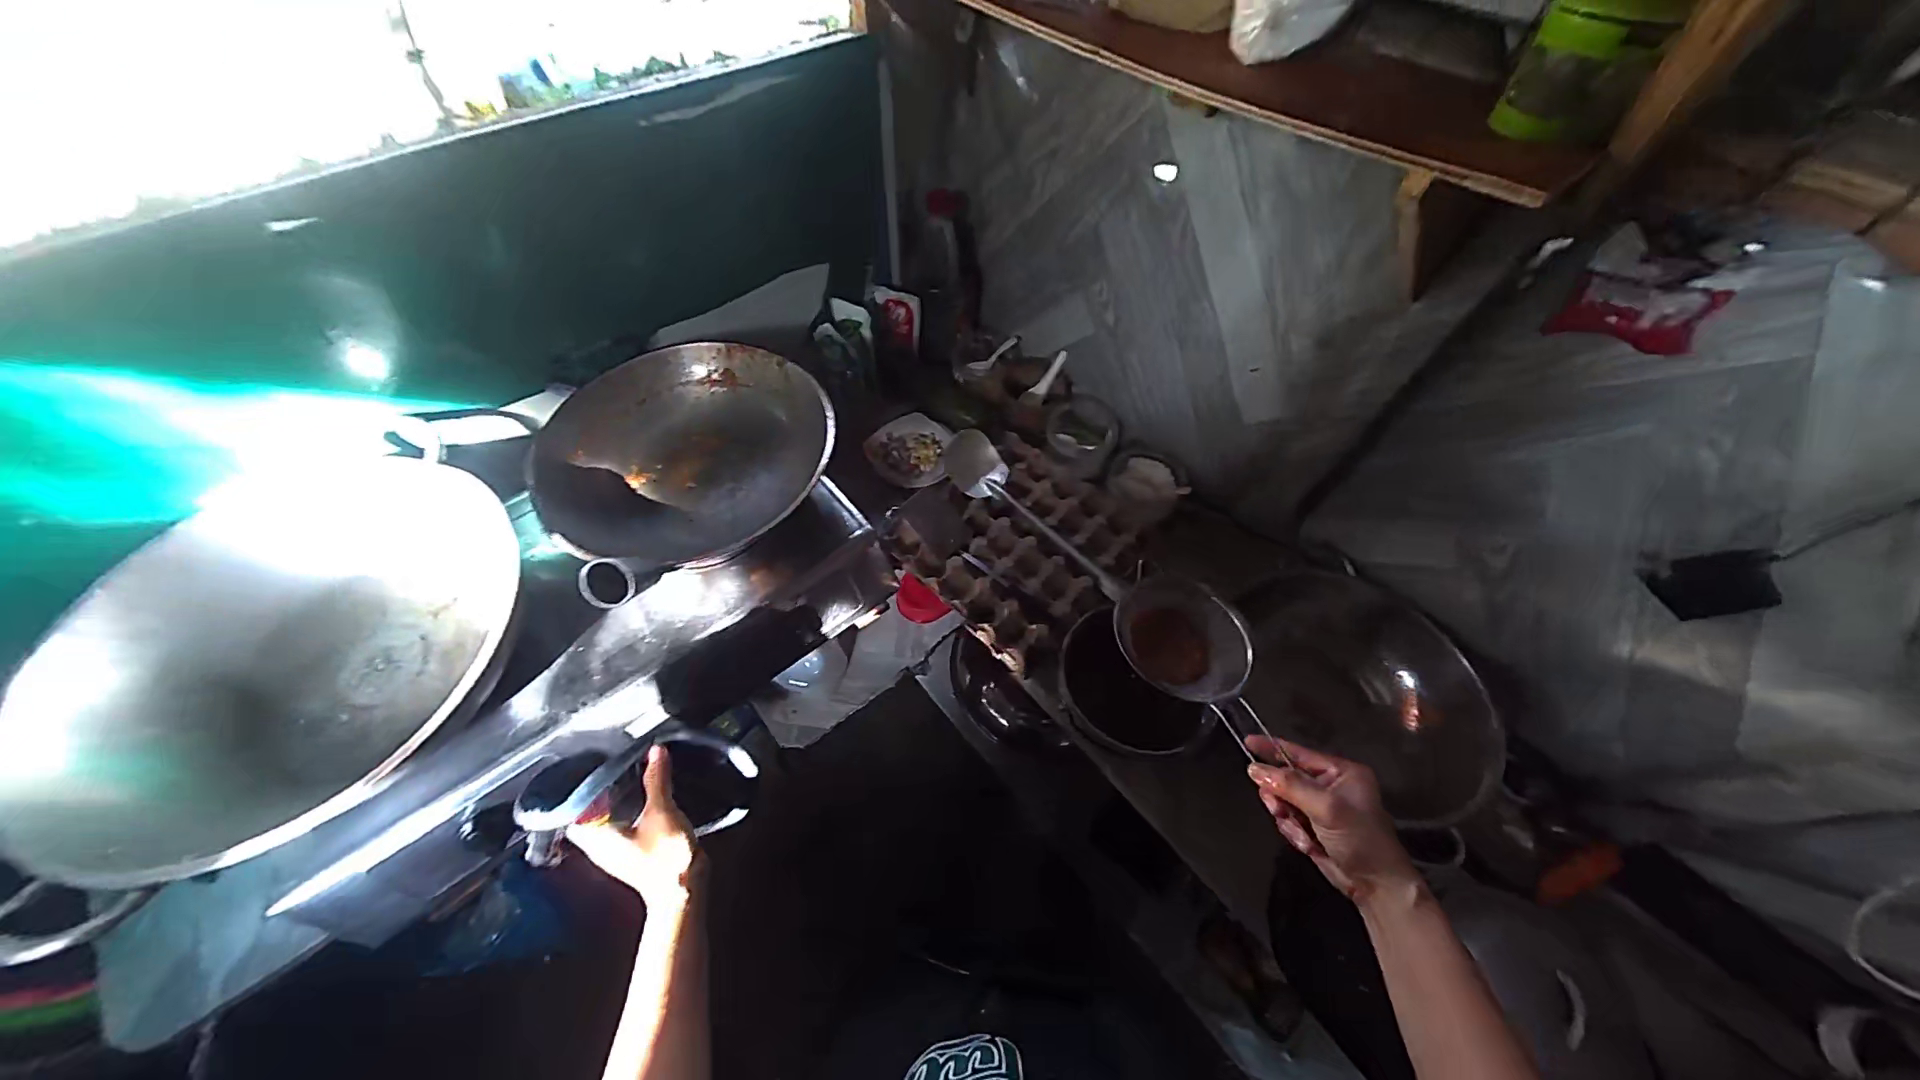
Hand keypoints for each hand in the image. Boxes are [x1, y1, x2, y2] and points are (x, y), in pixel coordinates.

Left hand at [568, 745, 702, 909]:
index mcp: (596, 836)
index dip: (578, 785)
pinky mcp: (633, 851)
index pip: (573, 808)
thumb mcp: (662, 811)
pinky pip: (624, 825)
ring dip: (617, 798)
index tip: (589, 763)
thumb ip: (657, 780)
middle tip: (612, 762)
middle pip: (590, 812)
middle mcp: (599, 844)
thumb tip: (655, 751)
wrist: (684, 889)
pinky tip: (645, 797)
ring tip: (629, 773)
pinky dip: (631, 809)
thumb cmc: (664, 856)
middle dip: (601, 788)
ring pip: (607, 819)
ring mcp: (615, 850)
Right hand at [1245, 735, 1417, 906]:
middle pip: (1285, 778)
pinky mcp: (1313, 826)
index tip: (1247, 742)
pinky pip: (1287, 819)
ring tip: (1301, 833)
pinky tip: (1308, 844)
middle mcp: (1330, 786)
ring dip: (1287, 817)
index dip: (1272, 747)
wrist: (1376, 886)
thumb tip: (1254, 769)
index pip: (1299, 753)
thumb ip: (1289, 785)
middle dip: (1281, 796)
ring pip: (1282, 800)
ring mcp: (1320, 807)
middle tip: (1278, 808)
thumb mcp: (1326, 807)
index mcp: (1341, 772)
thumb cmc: (1359, 839)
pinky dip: (1293, 831)